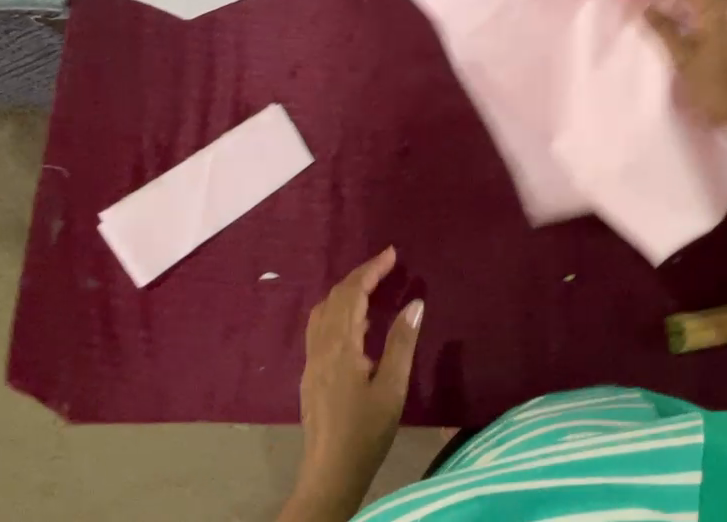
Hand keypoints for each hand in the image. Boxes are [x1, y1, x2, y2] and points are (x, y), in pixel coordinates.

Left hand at [283, 247, 422, 521]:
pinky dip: (337, 309)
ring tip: (371, 287)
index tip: (392, 253)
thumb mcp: (393, 387)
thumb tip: (415, 303)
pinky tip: (354, 322)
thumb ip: (402, 342)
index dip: (371, 269)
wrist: (330, 472)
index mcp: (340, 345)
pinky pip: (320, 326)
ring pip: (324, 311)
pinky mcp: (310, 374)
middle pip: (335, 297)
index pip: (353, 293)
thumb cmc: (366, 431)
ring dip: (345, 291)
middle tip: (386, 264)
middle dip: (360, 275)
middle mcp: (320, 346)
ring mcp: (311, 360)